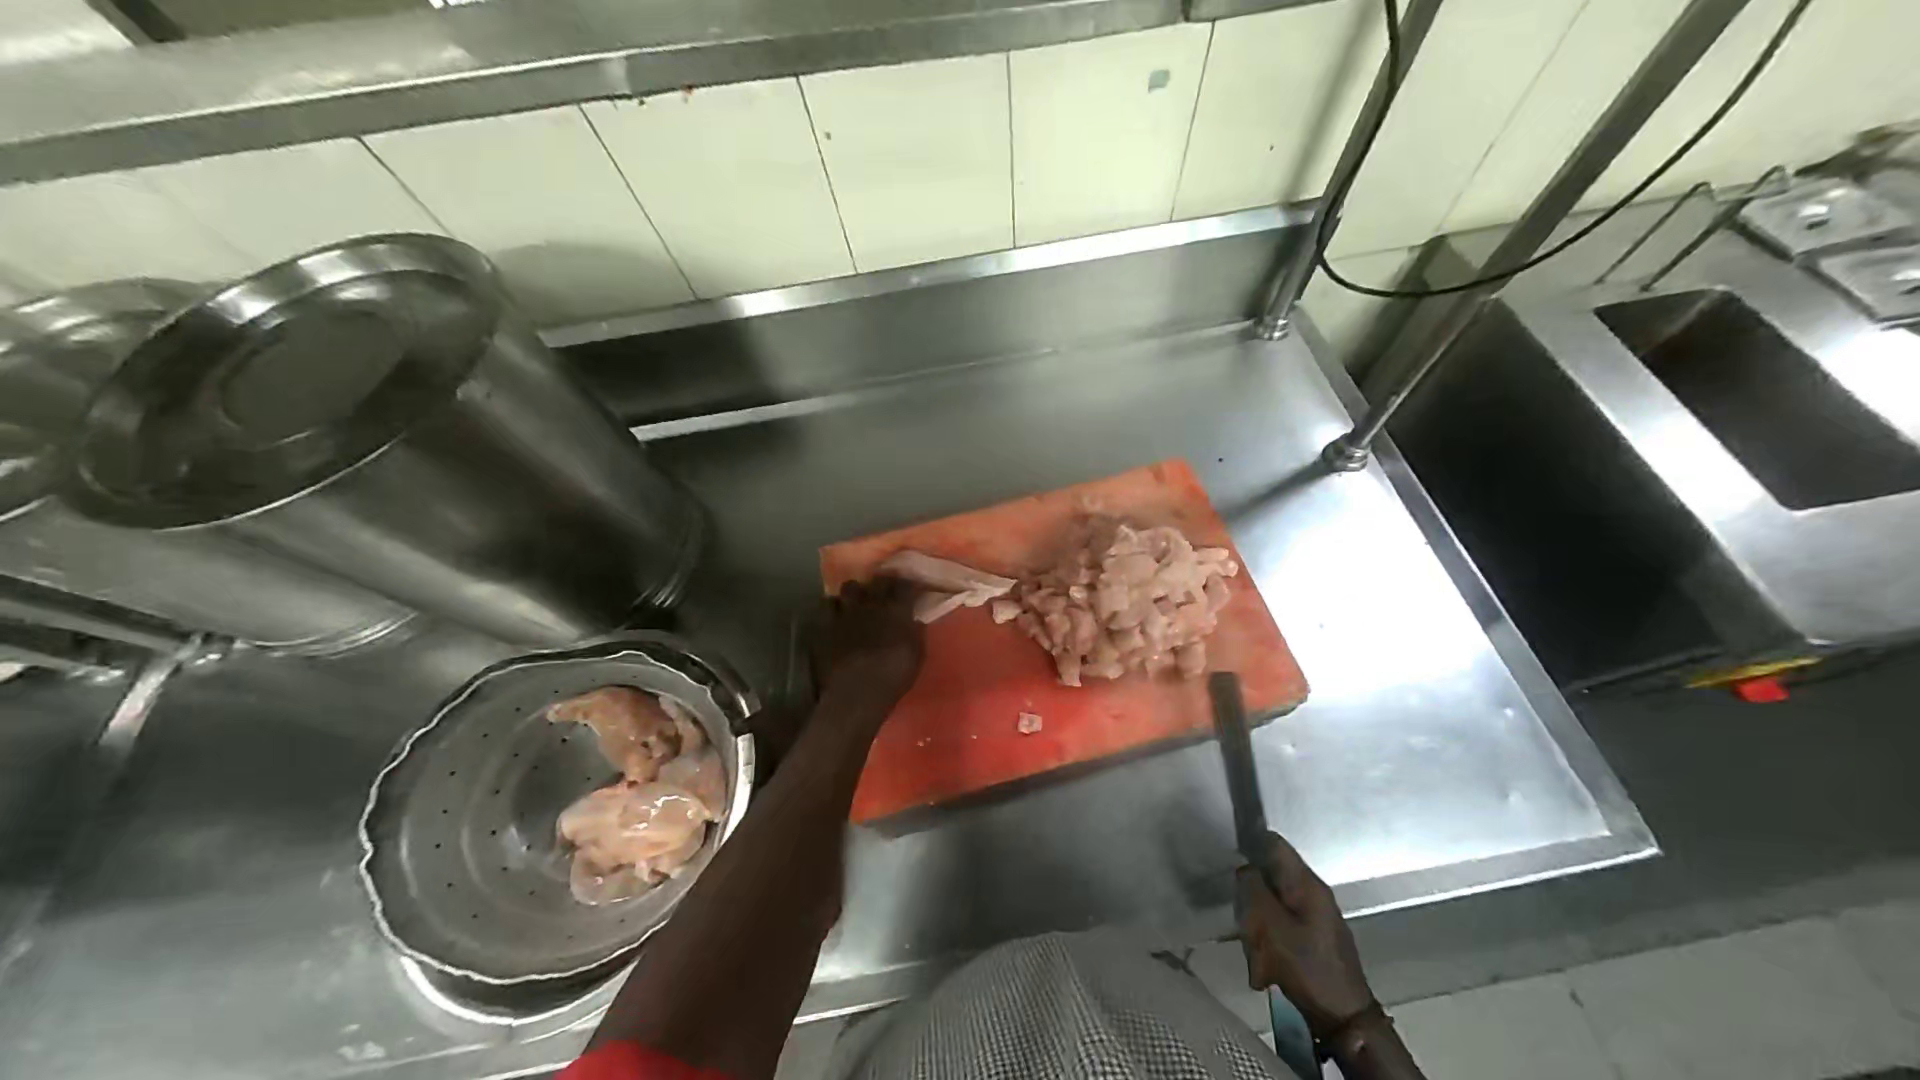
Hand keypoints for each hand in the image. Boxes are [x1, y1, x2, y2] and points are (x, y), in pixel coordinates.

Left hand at [815, 575, 924, 713]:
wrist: (857, 692)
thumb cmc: (894, 677)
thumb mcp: (917, 656)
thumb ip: (916, 633)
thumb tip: (915, 621)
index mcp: (897, 610)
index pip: (905, 585)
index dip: (909, 584)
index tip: (911, 588)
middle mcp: (871, 603)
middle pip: (878, 580)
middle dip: (883, 582)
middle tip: (886, 590)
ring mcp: (846, 611)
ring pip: (850, 586)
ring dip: (856, 591)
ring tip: (858, 600)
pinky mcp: (825, 623)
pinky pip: (827, 603)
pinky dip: (833, 606)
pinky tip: (836, 614)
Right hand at [1236, 831, 1376, 1039]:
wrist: (1344, 1018)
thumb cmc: (1306, 965)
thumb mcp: (1270, 924)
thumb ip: (1253, 889)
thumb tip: (1245, 867)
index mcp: (1306, 884)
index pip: (1275, 844)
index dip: (1250, 844)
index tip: (1231, 859)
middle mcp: (1313, 894)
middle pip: (1270, 875)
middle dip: (1252, 894)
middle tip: (1245, 918)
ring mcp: (1316, 917)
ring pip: (1273, 903)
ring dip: (1258, 922)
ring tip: (1256, 949)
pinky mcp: (1314, 938)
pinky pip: (1282, 925)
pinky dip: (1269, 939)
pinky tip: (1265, 964)